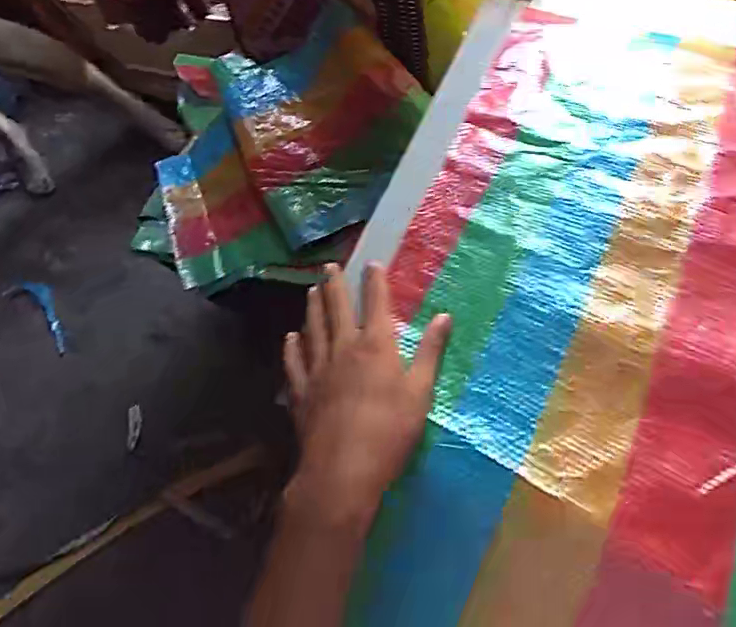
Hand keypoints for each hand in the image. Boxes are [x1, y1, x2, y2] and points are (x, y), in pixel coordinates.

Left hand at [281, 262, 452, 530]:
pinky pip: (294, 363)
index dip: (375, 281)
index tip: (371, 263)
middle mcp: (344, 348)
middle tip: (329, 267)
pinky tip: (291, 338)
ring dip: (313, 308)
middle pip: (337, 309)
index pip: (376, 303)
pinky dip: (292, 347)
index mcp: (376, 345)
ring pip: (313, 330)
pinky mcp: (302, 394)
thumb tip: (444, 315)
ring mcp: (319, 370)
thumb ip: (430, 351)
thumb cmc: (389, 431)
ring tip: (311, 291)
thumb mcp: (420, 391)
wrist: (341, 473)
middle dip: (335, 285)